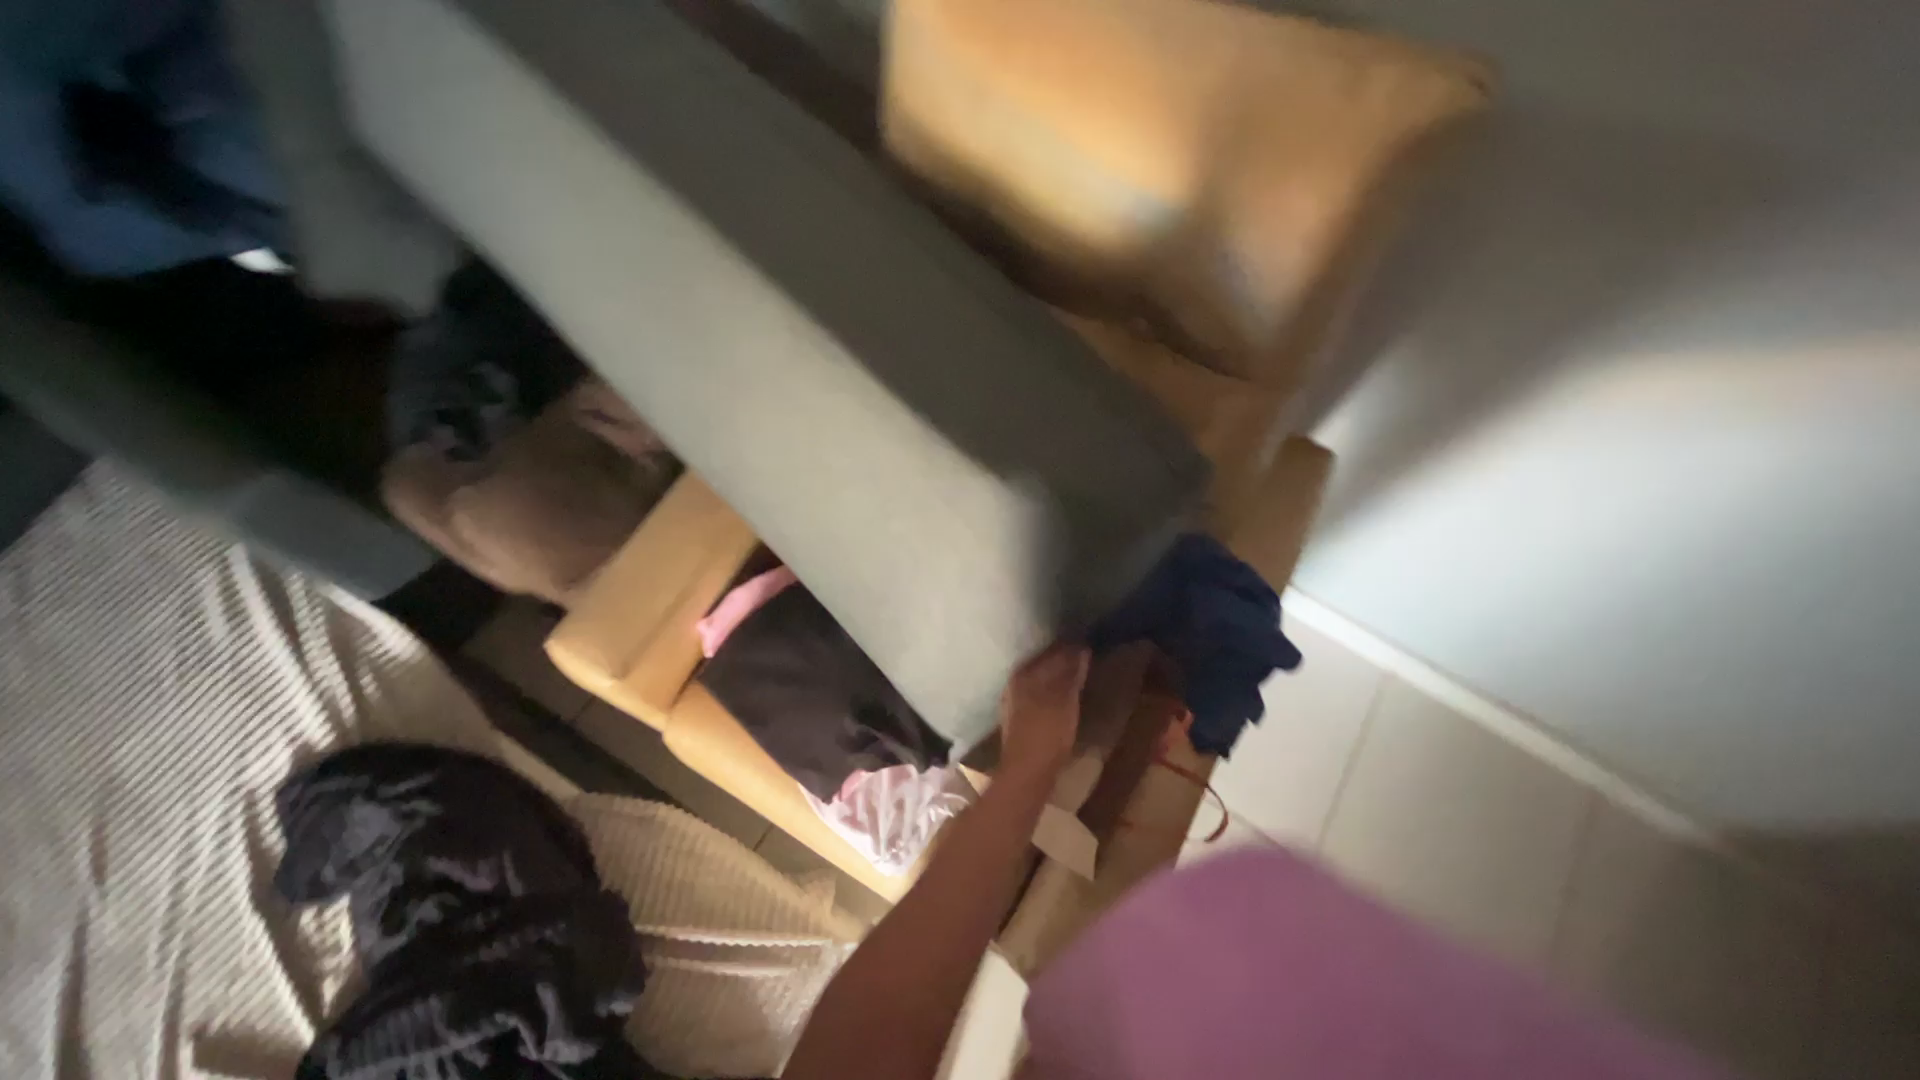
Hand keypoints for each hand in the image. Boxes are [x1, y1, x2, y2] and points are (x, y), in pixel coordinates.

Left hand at [998, 643, 1089, 780]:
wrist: (1026, 773)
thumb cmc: (1047, 733)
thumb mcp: (1064, 700)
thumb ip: (1071, 673)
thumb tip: (1080, 649)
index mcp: (1024, 674)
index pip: (1050, 652)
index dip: (1070, 647)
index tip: (1088, 643)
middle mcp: (1015, 684)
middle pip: (1043, 666)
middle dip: (1063, 661)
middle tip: (1087, 658)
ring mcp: (1014, 703)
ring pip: (1040, 681)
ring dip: (1058, 678)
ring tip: (1079, 676)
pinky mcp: (1019, 720)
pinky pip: (1039, 696)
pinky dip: (1052, 693)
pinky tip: (1064, 698)